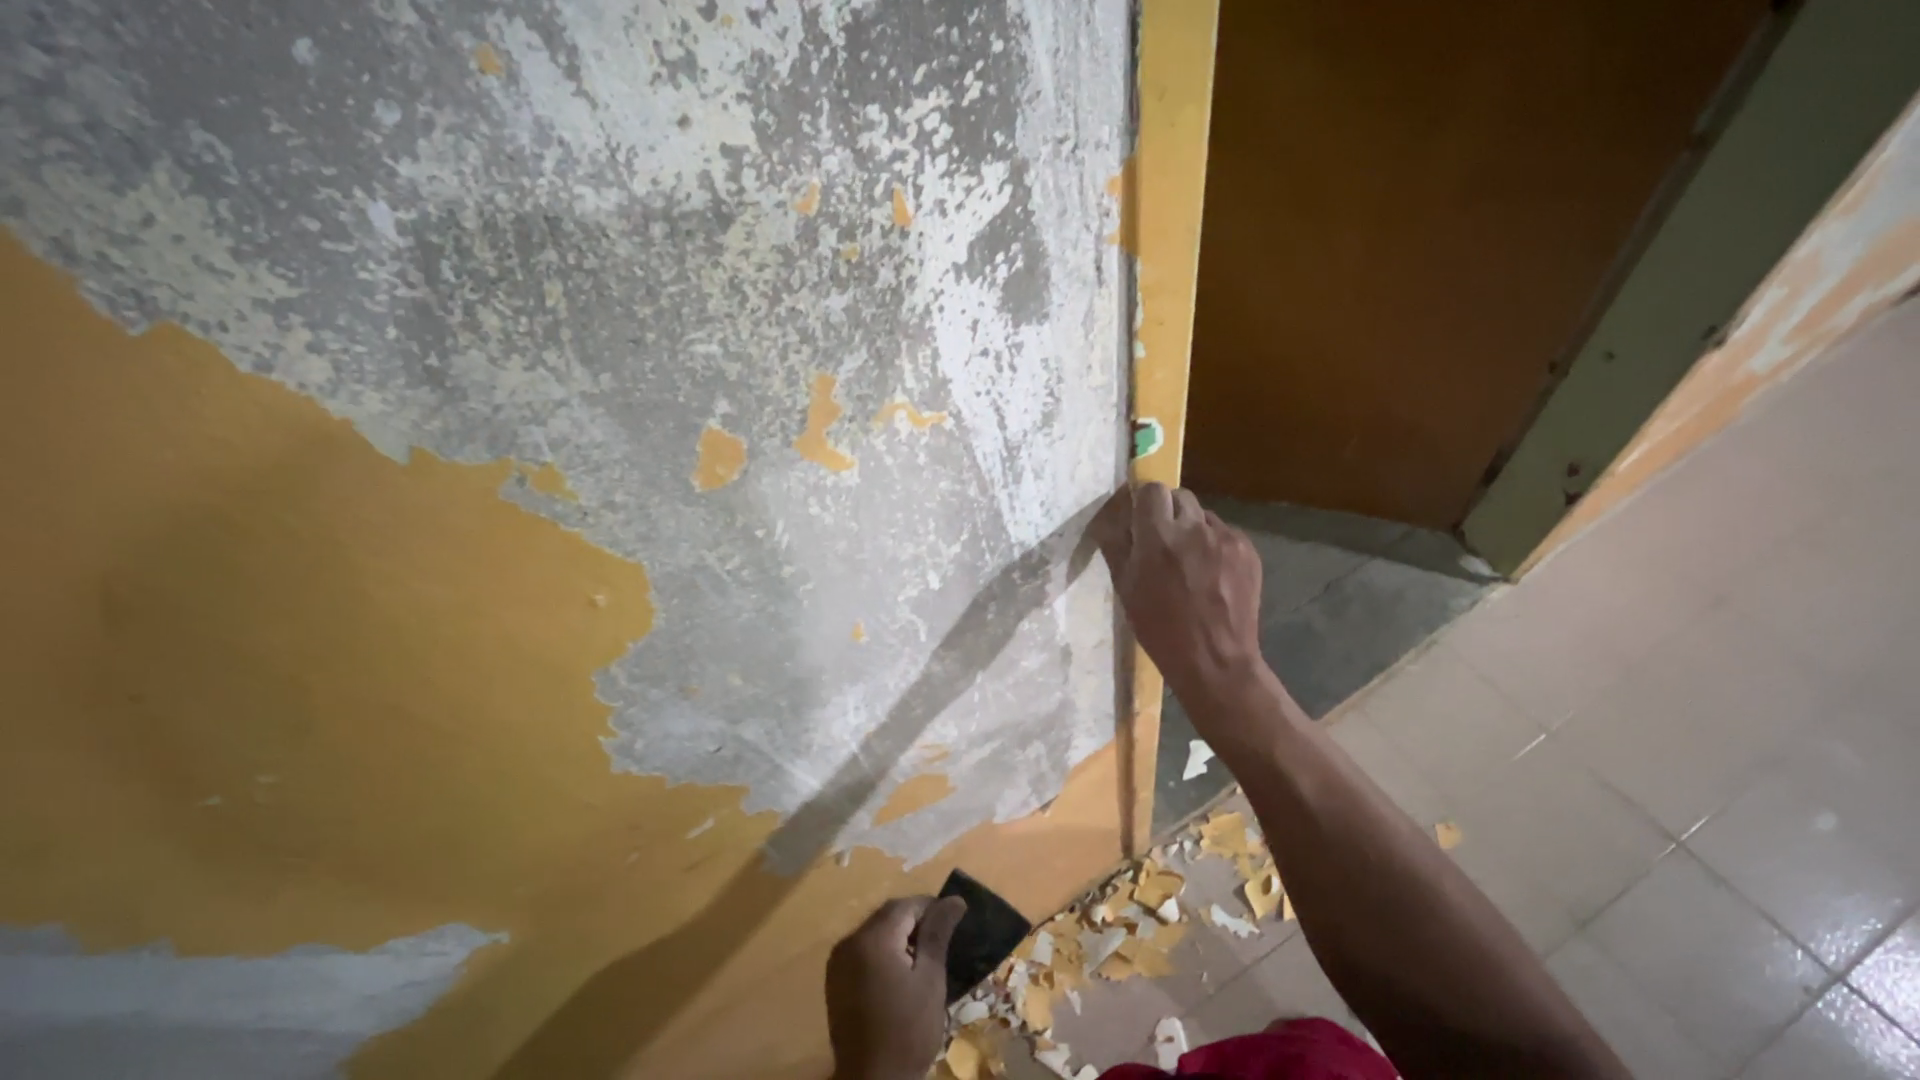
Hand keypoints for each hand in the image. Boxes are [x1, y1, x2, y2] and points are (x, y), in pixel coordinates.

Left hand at [826, 895, 966, 1079]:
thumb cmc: (908, 1030)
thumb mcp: (930, 979)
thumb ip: (938, 934)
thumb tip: (954, 899)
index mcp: (872, 939)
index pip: (905, 905)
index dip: (931, 907)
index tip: (954, 921)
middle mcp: (849, 942)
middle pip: (887, 916)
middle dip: (915, 920)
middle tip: (942, 939)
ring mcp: (838, 962)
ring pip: (874, 932)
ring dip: (898, 935)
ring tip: (924, 957)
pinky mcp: (835, 981)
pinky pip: (862, 951)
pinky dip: (882, 952)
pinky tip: (899, 973)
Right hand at [1090, 483, 1271, 714]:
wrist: (1215, 660)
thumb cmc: (1160, 629)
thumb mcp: (1126, 589)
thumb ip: (1118, 545)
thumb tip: (1112, 515)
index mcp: (1158, 538)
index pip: (1152, 490)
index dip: (1145, 502)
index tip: (1142, 520)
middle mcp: (1194, 529)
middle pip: (1179, 496)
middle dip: (1169, 512)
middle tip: (1163, 542)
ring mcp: (1226, 538)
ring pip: (1203, 516)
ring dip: (1193, 530)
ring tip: (1190, 564)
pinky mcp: (1248, 550)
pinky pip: (1224, 535)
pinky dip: (1214, 547)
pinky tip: (1211, 576)